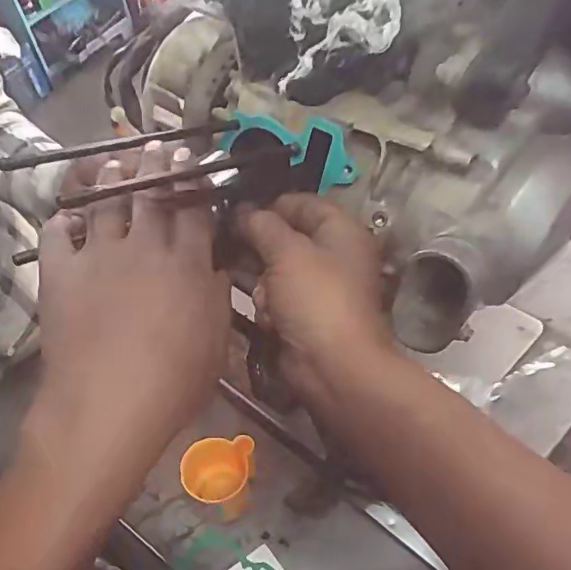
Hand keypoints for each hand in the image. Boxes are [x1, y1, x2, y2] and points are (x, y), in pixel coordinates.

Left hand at [30, 144, 229, 472]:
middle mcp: (145, 248)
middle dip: (158, 165)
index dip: (196, 184)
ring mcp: (99, 256)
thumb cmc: (174, 385)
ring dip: (114, 178)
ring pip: (107, 202)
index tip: (196, 165)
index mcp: (188, 266)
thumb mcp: (216, 347)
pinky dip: (65, 220)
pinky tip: (70, 217)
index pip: (195, 212)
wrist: (108, 403)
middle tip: (160, 146)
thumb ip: (217, 301)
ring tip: (118, 161)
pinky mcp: (60, 271)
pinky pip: (59, 232)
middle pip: (152, 194)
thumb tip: (214, 269)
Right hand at [235, 193, 391, 406]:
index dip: (270, 204)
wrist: (331, 366)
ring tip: (259, 294)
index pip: (303, 203)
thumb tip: (245, 212)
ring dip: (261, 282)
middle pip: (285, 239)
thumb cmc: (316, 300)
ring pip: (275, 272)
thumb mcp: (288, 251)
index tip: (236, 209)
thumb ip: (263, 225)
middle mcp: (332, 257)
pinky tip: (267, 318)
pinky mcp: (302, 318)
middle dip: (258, 247)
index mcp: (341, 232)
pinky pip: (276, 302)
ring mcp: (317, 290)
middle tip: (228, 245)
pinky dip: (268, 309)